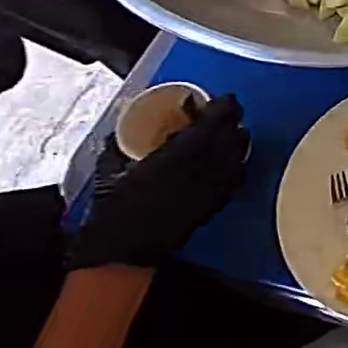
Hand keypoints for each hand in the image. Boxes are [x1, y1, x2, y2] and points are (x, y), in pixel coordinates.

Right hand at [68, 94, 249, 268]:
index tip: (227, 98)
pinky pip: (236, 175)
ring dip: (237, 139)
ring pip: (238, 155)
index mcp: (177, 158)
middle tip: (229, 110)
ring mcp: (214, 188)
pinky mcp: (217, 203)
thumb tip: (120, 131)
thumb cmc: (113, 211)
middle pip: (231, 138)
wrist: (126, 250)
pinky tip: (230, 158)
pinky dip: (236, 162)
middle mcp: (203, 171)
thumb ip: (119, 148)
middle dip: (233, 121)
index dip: (224, 109)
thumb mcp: (110, 172)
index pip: (212, 126)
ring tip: (231, 130)